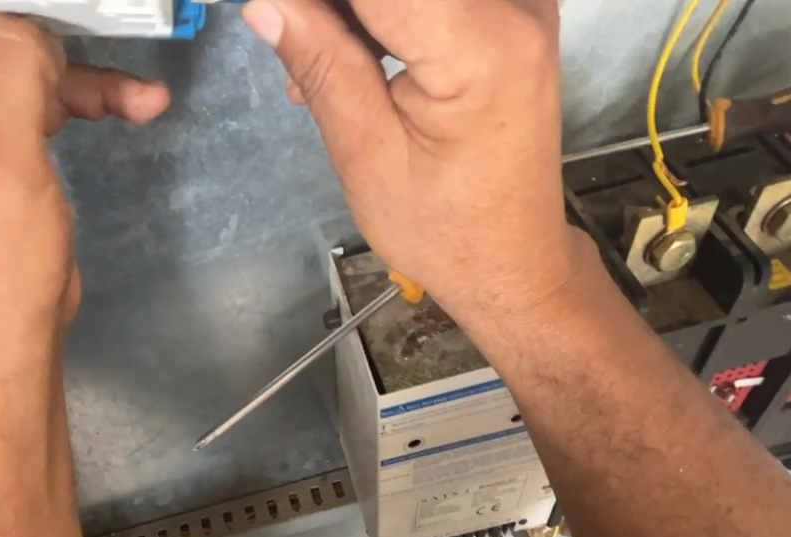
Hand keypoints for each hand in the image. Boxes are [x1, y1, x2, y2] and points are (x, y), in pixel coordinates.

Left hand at [0, 1, 168, 375]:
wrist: (18, 335)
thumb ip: (8, 58)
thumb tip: (34, 24)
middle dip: (24, 2)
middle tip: (81, 4)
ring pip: (13, 42)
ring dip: (75, 48)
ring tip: (130, 46)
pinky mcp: (7, 138)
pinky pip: (46, 92)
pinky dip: (90, 92)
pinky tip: (139, 100)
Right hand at [239, 0, 595, 345]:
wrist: (509, 257)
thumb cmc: (441, 231)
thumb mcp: (368, 159)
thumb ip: (324, 68)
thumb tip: (267, 3)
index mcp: (480, 46)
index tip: (275, 13)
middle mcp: (516, 1)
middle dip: (336, 9)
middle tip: (293, 40)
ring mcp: (524, 0)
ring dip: (357, 14)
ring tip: (318, 64)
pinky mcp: (516, 9)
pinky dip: (385, 17)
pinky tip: (353, 56)